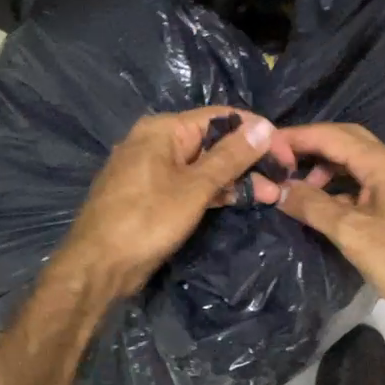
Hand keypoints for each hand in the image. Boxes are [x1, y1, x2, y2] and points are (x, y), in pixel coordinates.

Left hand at [52, 107, 278, 298]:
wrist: (98, 266)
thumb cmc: (146, 221)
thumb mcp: (194, 187)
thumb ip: (230, 157)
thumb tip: (264, 126)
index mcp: (162, 130)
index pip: (220, 117)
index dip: (256, 132)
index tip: (286, 153)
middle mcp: (155, 142)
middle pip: (212, 142)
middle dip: (249, 160)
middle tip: (283, 180)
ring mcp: (151, 170)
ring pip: (203, 166)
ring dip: (236, 179)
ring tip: (271, 196)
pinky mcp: (152, 196)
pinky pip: (189, 185)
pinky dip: (214, 192)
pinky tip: (241, 202)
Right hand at [274, 123, 384, 335]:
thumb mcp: (350, 231)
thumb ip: (312, 205)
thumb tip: (278, 189)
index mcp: (384, 164)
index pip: (334, 136)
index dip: (298, 137)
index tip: (266, 144)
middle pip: (346, 142)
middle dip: (311, 147)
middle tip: (278, 159)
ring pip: (354, 164)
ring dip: (324, 169)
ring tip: (296, 187)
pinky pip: (362, 185)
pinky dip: (337, 189)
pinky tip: (320, 206)